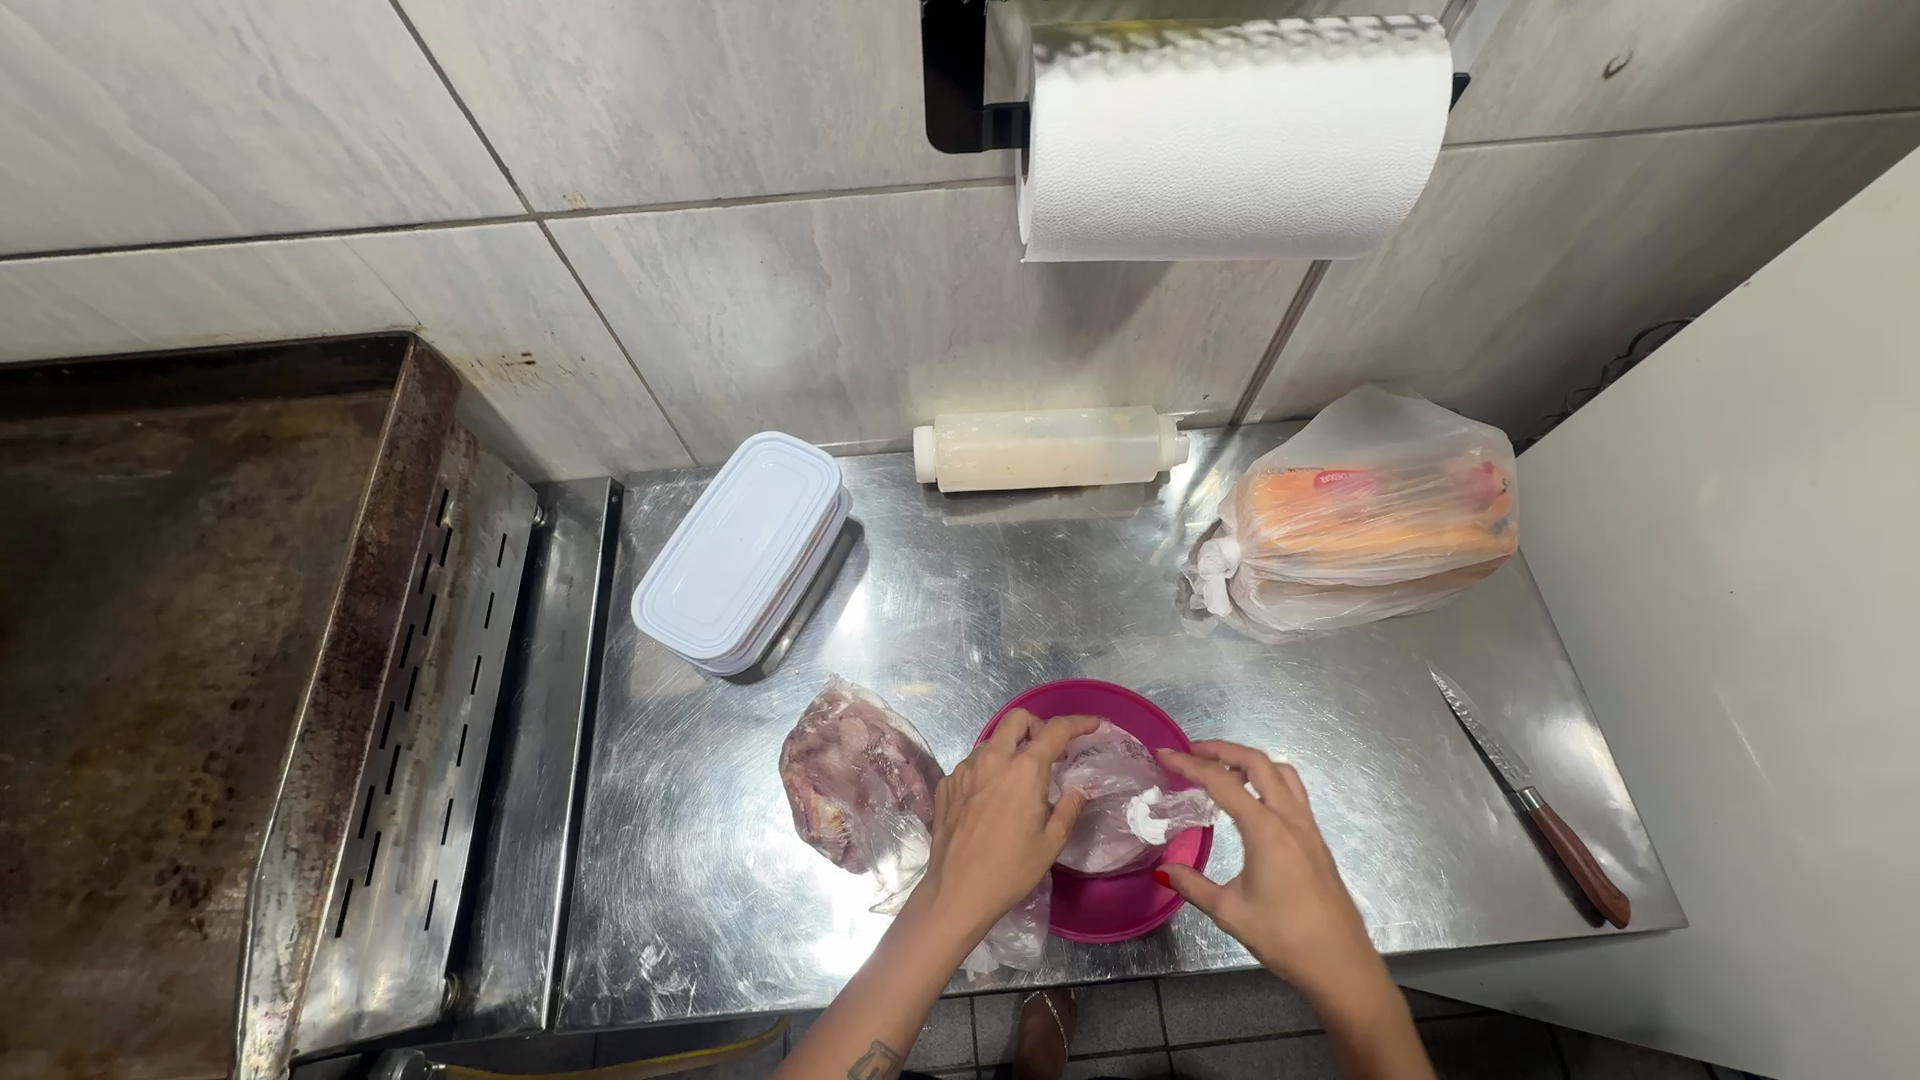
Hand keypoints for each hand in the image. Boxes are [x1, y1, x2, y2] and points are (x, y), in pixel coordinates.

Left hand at [915, 709, 1096, 936]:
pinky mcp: (947, 783)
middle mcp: (993, 758)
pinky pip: (972, 764)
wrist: (957, 891)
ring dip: (1010, 749)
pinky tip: (991, 799)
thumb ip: (1068, 808)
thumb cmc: (1011, 869)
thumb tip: (1076, 790)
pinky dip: (987, 771)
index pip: (1056, 730)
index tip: (1092, 725)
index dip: (1078, 723)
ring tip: (1019, 779)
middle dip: (1037, 725)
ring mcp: (964, 769)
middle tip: (1049, 750)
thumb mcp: (1051, 842)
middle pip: (1017, 719)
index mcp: (1025, 769)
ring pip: (992, 741)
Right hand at [1156, 742, 1389, 1016]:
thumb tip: (1163, 870)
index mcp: (1265, 829)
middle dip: (1221, 749)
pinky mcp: (1316, 840)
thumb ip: (1193, 885)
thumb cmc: (1285, 938)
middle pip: (1256, 761)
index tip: (1164, 754)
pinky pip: (1293, 791)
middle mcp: (1289, 818)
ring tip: (1222, 770)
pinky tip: (1252, 800)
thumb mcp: (1229, 912)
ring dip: (1249, 761)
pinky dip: (1267, 779)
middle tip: (1191, 752)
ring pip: (1281, 772)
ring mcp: (1308, 827)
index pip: (1221, 781)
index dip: (1188, 764)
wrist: (1342, 966)